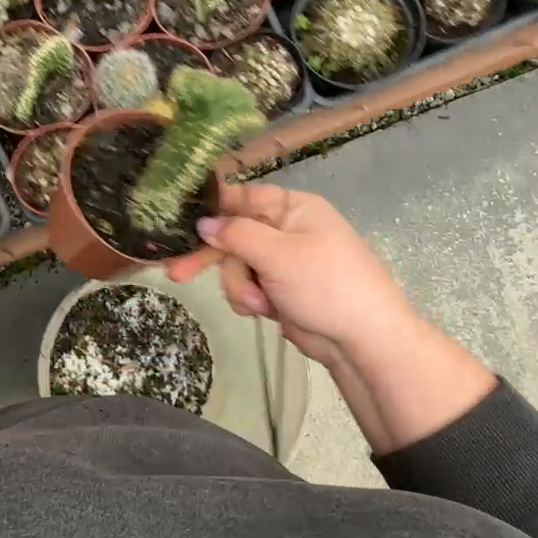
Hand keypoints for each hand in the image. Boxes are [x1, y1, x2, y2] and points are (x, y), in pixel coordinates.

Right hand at [166, 183, 415, 366]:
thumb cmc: (326, 285)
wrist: (361, 340)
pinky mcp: (277, 289)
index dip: (212, 209)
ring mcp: (281, 261)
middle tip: (175, 274)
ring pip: (235, 266)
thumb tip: (203, 223)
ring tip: (258, 305)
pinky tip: (262, 312)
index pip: (241, 197)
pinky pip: (245, 286)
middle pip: (232, 236)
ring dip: (238, 287)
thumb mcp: (279, 255)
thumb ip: (237, 235)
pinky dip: (248, 299)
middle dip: (214, 260)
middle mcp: (285, 230)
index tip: (179, 222)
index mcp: (293, 209)